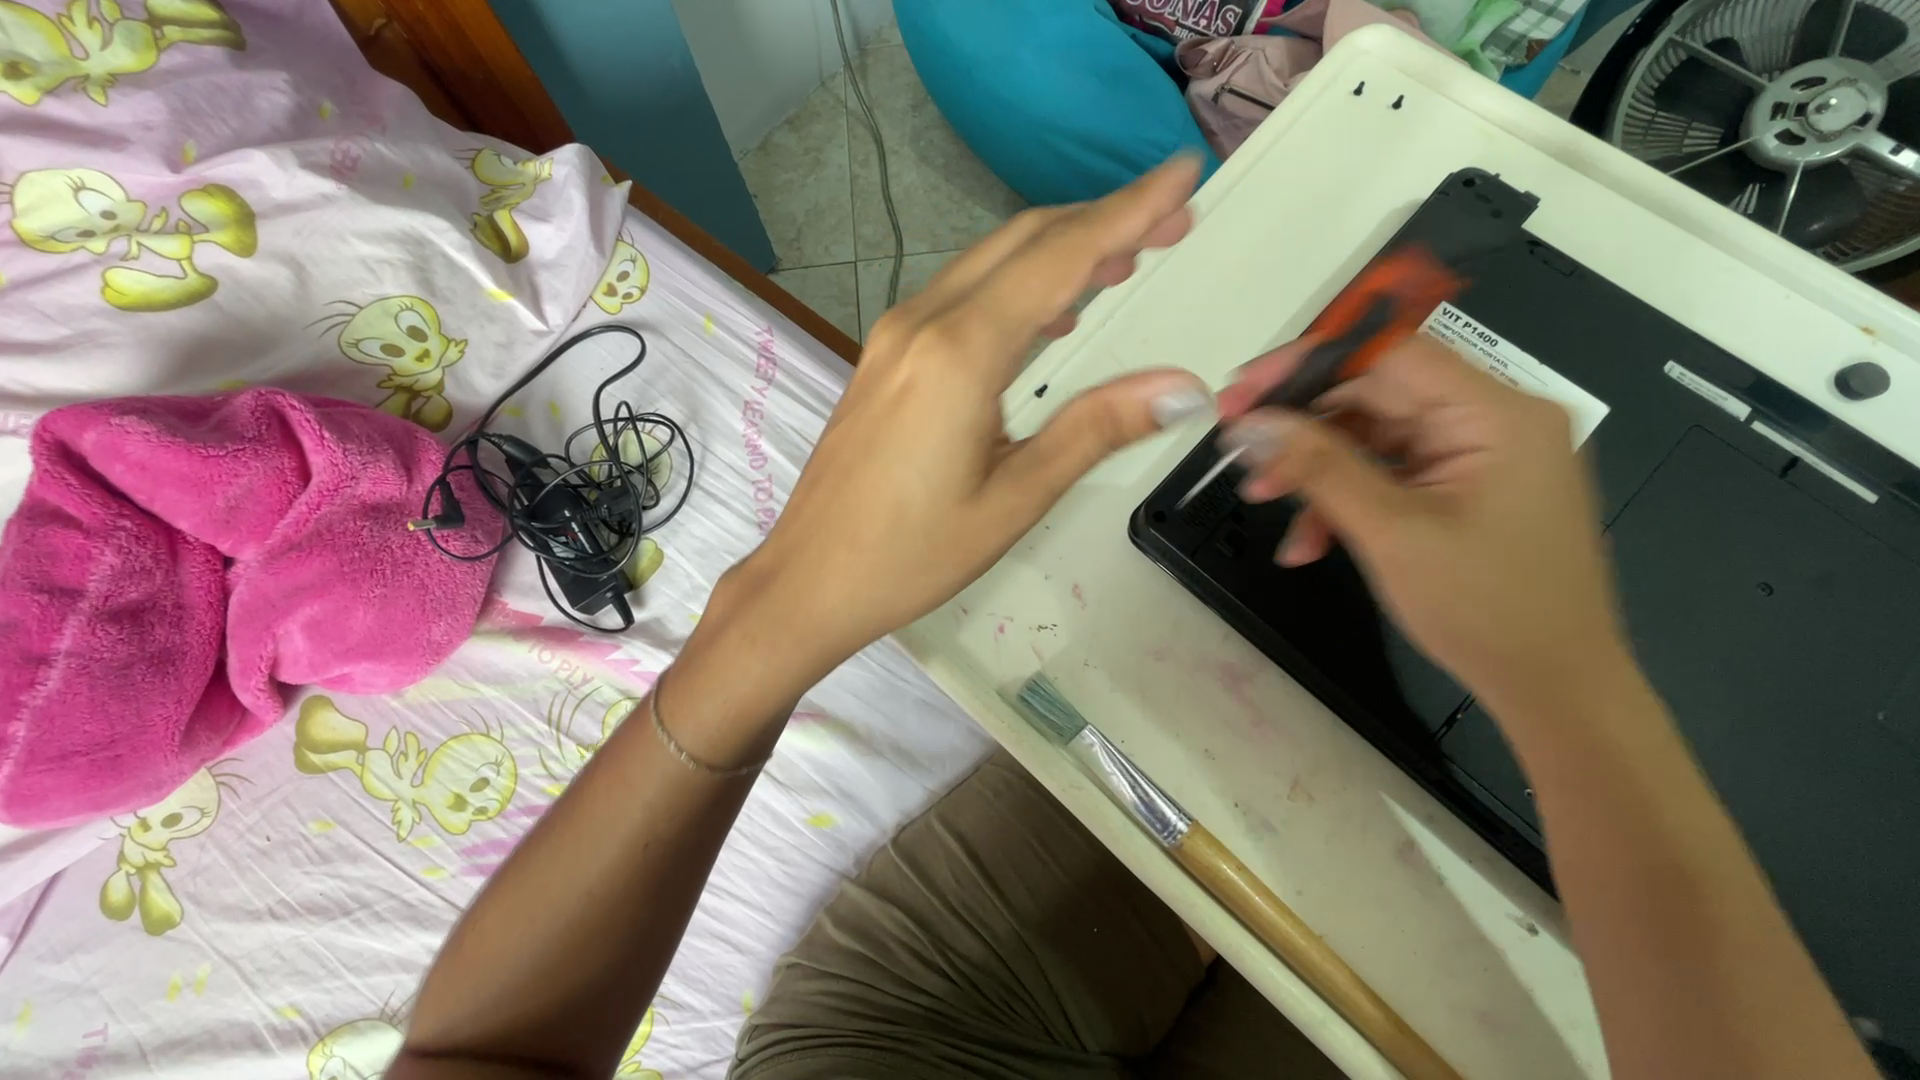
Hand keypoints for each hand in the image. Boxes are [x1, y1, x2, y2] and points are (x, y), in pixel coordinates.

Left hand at [721, 159, 1214, 678]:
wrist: (809, 579)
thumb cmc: (911, 554)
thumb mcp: (1015, 498)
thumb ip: (1095, 429)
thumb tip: (1182, 388)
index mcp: (960, 352)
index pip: (1060, 257)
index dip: (1129, 211)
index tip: (1182, 174)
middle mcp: (923, 323)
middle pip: (1023, 240)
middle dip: (1100, 221)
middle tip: (1169, 222)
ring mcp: (895, 336)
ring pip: (989, 263)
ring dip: (1057, 250)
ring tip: (1121, 261)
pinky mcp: (884, 357)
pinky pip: (961, 295)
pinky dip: (1015, 285)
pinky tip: (1048, 315)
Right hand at [1217, 335, 1629, 711]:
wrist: (1553, 687)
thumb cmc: (1485, 609)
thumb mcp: (1391, 533)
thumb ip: (1319, 468)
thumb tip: (1251, 425)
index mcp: (1495, 413)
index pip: (1387, 355)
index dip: (1305, 365)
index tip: (1241, 393)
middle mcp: (1492, 419)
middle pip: (1375, 396)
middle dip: (1303, 431)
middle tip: (1241, 457)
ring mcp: (1479, 454)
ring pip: (1373, 438)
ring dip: (1317, 473)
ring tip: (1268, 506)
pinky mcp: (1465, 487)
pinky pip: (1390, 473)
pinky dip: (1346, 499)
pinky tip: (1310, 542)